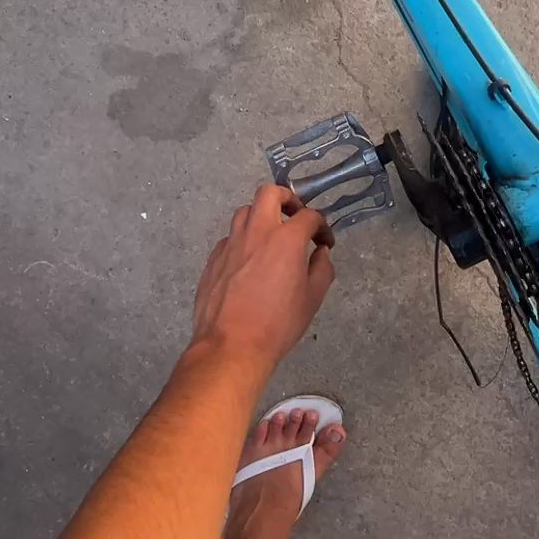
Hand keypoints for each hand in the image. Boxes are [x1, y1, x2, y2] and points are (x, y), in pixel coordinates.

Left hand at [189, 185, 335, 371]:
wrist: (231, 345)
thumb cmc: (278, 323)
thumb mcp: (312, 298)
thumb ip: (322, 268)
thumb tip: (320, 252)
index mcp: (286, 239)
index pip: (309, 216)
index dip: (322, 226)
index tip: (325, 241)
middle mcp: (257, 232)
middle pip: (269, 193)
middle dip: (287, 198)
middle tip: (295, 217)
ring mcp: (231, 243)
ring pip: (245, 212)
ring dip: (261, 218)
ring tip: (270, 238)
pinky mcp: (213, 258)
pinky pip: (230, 238)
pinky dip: (243, 241)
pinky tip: (249, 263)